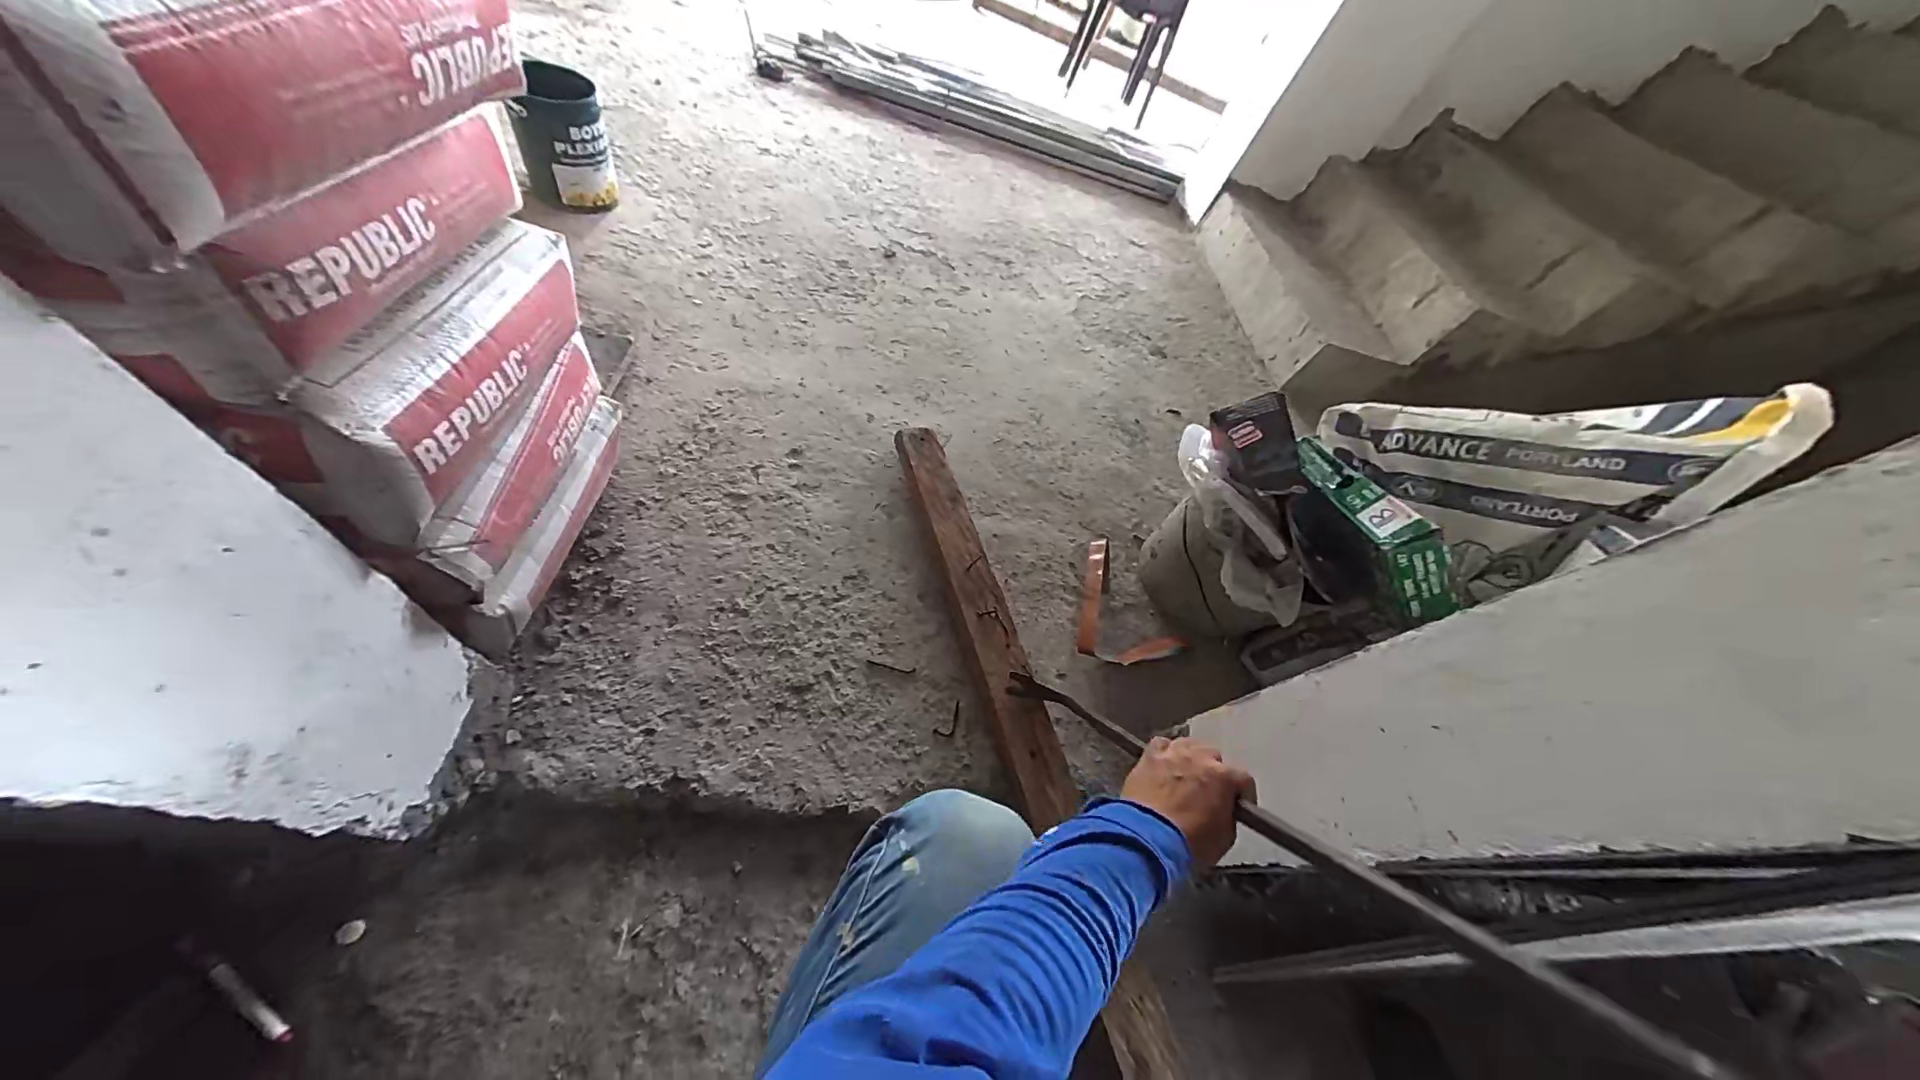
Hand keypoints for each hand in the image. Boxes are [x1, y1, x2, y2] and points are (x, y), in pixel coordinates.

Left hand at [1120, 736, 1255, 869]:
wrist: (1148, 838)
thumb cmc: (1190, 842)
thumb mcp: (1225, 837)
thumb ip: (1229, 814)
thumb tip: (1224, 809)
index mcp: (1223, 777)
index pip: (1243, 779)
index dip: (1242, 794)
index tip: (1237, 806)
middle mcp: (1199, 757)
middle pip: (1213, 757)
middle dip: (1213, 773)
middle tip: (1207, 792)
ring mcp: (1172, 754)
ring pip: (1187, 746)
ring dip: (1190, 760)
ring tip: (1185, 777)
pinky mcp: (1148, 757)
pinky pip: (1160, 746)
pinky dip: (1164, 754)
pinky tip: (1163, 767)